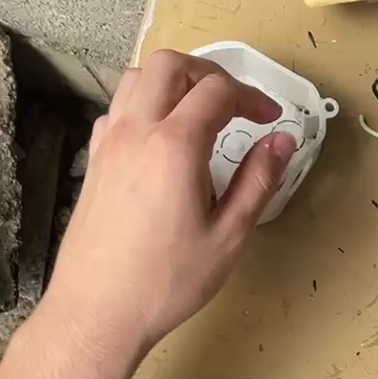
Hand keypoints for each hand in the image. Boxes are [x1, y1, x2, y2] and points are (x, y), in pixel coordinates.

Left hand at [40, 50, 295, 367]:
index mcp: (174, 146)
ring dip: (174, 82)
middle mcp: (136, 132)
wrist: (96, 313)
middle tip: (236, 104)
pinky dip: (146, 104)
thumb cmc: (167, 282)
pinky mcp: (94, 161)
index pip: (217, 91)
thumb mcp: (229, 236)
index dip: (252, 97)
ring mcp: (108, 143)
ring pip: (137, 78)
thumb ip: (259, 180)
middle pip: (170, 65)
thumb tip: (282, 141)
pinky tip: (163, 138)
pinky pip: (119, 108)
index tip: (270, 120)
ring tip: (201, 113)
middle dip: (210, 74)